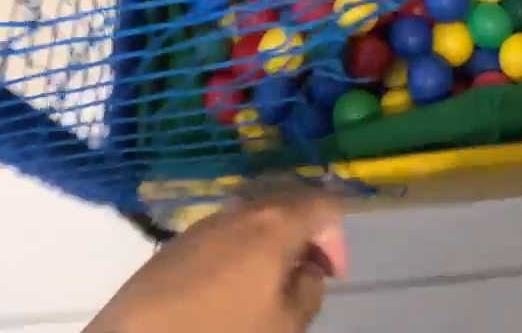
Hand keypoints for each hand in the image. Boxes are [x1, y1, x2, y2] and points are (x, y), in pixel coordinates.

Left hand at [87, 193, 349, 332]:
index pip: (325, 204)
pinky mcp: (183, 237)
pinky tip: (237, 282)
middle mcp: (245, 208)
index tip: (334, 275)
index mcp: (276, 222)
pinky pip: (230, 229)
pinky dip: (246, 245)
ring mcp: (210, 219)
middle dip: (308, 233)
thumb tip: (309, 270)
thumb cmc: (223, 332)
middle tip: (311, 273)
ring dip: (276, 239)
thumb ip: (308, 293)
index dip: (338, 236)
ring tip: (275, 280)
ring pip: (258, 215)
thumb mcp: (282, 326)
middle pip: (291, 202)